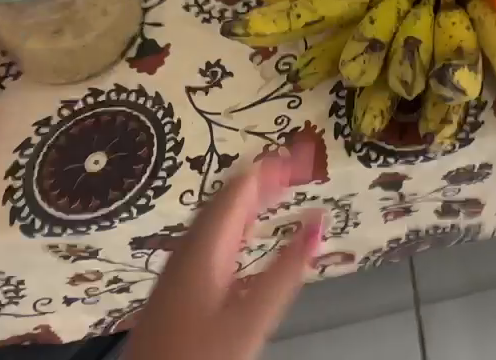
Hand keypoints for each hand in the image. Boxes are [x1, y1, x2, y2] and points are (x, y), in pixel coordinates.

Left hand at [123, 141, 322, 359]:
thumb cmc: (201, 357)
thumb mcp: (251, 318)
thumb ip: (286, 270)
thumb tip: (318, 222)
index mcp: (207, 244)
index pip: (242, 185)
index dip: (274, 165)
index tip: (307, 156)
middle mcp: (190, 245)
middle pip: (229, 195)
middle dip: (265, 176)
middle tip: (301, 168)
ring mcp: (180, 264)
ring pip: (218, 214)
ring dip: (251, 197)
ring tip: (282, 189)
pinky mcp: (177, 284)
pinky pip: (211, 233)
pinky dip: (238, 219)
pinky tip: (248, 234)